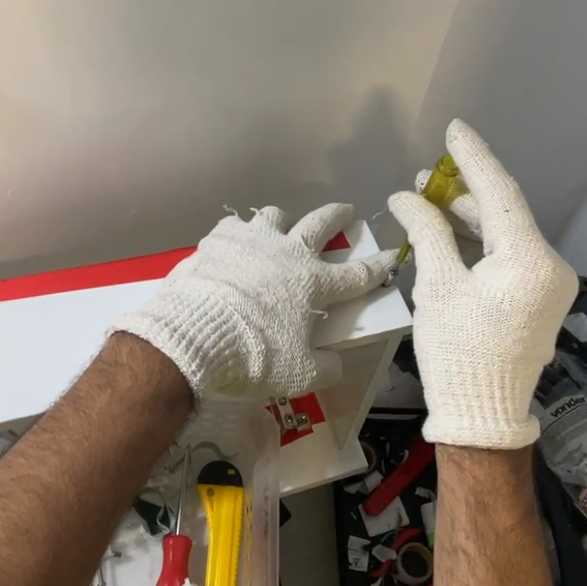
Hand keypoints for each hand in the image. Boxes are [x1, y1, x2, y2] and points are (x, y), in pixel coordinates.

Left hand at [113, 203, 395, 399]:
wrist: (195, 336)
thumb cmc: (255, 356)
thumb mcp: (300, 374)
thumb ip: (326, 367)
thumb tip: (336, 362)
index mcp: (314, 284)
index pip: (357, 275)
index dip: (378, 266)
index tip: (391, 255)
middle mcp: (289, 254)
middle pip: (321, 224)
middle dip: (338, 216)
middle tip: (346, 211)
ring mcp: (252, 241)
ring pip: (276, 215)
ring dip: (284, 220)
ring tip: (281, 227)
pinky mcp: (218, 240)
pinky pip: (234, 228)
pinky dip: (239, 234)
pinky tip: (234, 245)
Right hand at [389, 120, 577, 449]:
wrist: (482, 417)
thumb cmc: (458, 353)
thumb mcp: (437, 287)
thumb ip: (427, 232)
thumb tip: (407, 198)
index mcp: (529, 260)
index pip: (500, 194)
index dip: (473, 158)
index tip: (454, 129)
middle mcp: (551, 266)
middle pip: (504, 215)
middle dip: (462, 194)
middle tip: (422, 179)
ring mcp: (550, 285)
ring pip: (506, 237)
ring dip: (468, 221)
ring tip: (427, 205)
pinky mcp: (541, 301)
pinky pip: (509, 259)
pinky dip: (480, 247)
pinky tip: (448, 237)